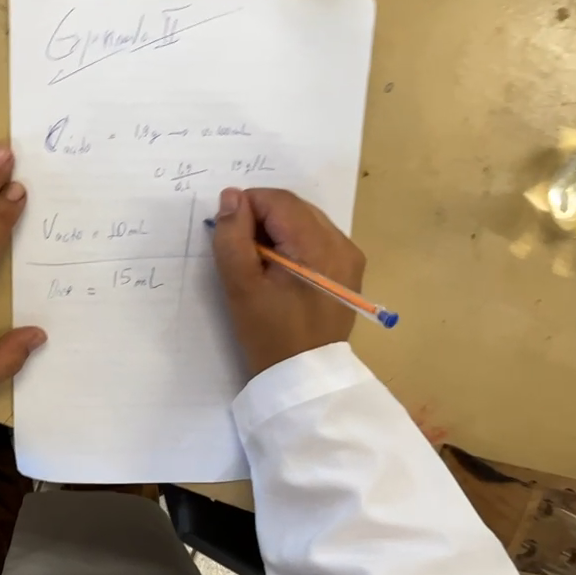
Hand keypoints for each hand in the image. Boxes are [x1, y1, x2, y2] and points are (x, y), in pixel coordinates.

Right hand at [210, 187, 364, 374]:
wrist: (302, 377)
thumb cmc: (269, 334)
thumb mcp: (241, 287)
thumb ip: (232, 238)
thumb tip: (230, 197)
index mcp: (318, 246)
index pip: (278, 200)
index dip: (246, 207)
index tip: (226, 234)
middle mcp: (341, 243)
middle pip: (294, 207)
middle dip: (261, 218)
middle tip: (239, 250)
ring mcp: (349, 257)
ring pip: (304, 221)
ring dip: (276, 231)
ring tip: (258, 264)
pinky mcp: (348, 270)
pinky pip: (316, 240)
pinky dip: (292, 245)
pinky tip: (279, 272)